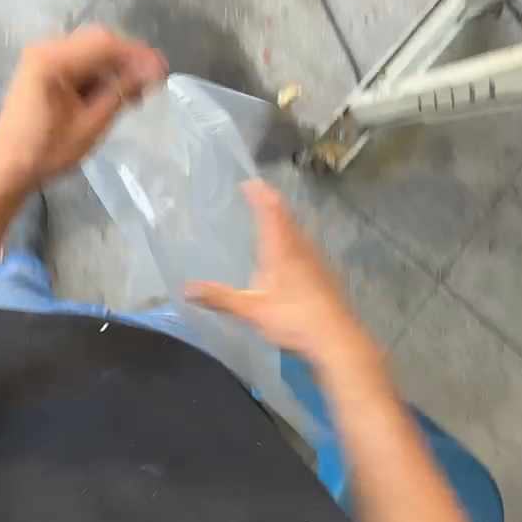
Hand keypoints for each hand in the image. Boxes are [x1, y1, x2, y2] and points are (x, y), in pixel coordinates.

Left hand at [0, 26, 166, 191]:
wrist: (8, 167)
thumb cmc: (48, 151)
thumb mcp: (91, 124)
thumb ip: (120, 92)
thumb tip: (151, 71)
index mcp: (52, 60)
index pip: (105, 44)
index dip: (138, 56)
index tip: (163, 71)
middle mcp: (45, 49)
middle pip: (98, 42)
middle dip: (128, 61)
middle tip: (153, 83)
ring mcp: (41, 58)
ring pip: (90, 52)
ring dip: (115, 69)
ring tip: (137, 94)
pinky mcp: (42, 69)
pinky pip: (78, 62)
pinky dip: (99, 75)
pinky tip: (115, 93)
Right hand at [186, 181, 384, 377]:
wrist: (337, 340)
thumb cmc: (293, 319)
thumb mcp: (250, 310)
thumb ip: (219, 298)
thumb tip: (184, 289)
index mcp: (281, 250)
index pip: (270, 212)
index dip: (260, 195)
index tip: (249, 181)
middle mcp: (299, 249)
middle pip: (286, 217)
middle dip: (271, 203)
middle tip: (258, 192)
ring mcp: (315, 261)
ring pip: (297, 231)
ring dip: (284, 219)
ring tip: (272, 214)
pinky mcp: (324, 275)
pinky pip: (304, 246)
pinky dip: (293, 237)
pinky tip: (291, 251)